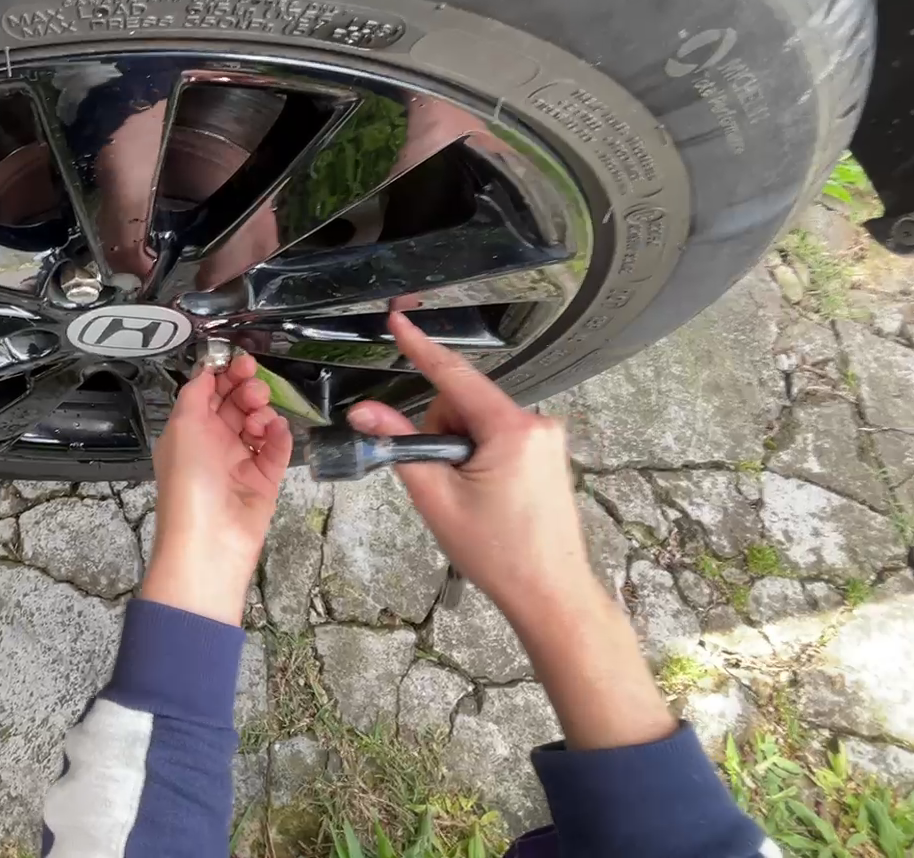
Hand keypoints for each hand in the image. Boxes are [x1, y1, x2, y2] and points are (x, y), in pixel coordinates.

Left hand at [142, 352, 292, 624]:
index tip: (242, 362)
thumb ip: (196, 393)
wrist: (209, 541)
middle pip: (235, 404)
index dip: (225, 375)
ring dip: (262, 412)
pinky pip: (277, 449)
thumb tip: (206, 371)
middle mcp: (213, 443)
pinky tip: (275, 431)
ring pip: (258, 423)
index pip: (209, 393)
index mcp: (188, 430)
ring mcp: (240, 461)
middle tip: (254, 388)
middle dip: (246, 389)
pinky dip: (279, 436)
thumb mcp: (182, 426)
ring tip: (260, 418)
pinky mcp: (265, 480)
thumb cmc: (188, 480)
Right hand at [350, 311, 674, 750]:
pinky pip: (493, 434)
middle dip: (438, 432)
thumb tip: (362, 411)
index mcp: (511, 428)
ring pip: (475, 421)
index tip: (397, 319)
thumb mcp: (435, 495)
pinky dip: (473, 452)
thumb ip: (398, 444)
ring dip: (455, 446)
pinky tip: (481, 493)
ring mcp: (545, 438)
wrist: (551, 595)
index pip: (455, 376)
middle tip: (441, 481)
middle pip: (461, 403)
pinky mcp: (545, 453)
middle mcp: (535, 423)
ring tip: (465, 494)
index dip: (421, 347)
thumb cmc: (495, 550)